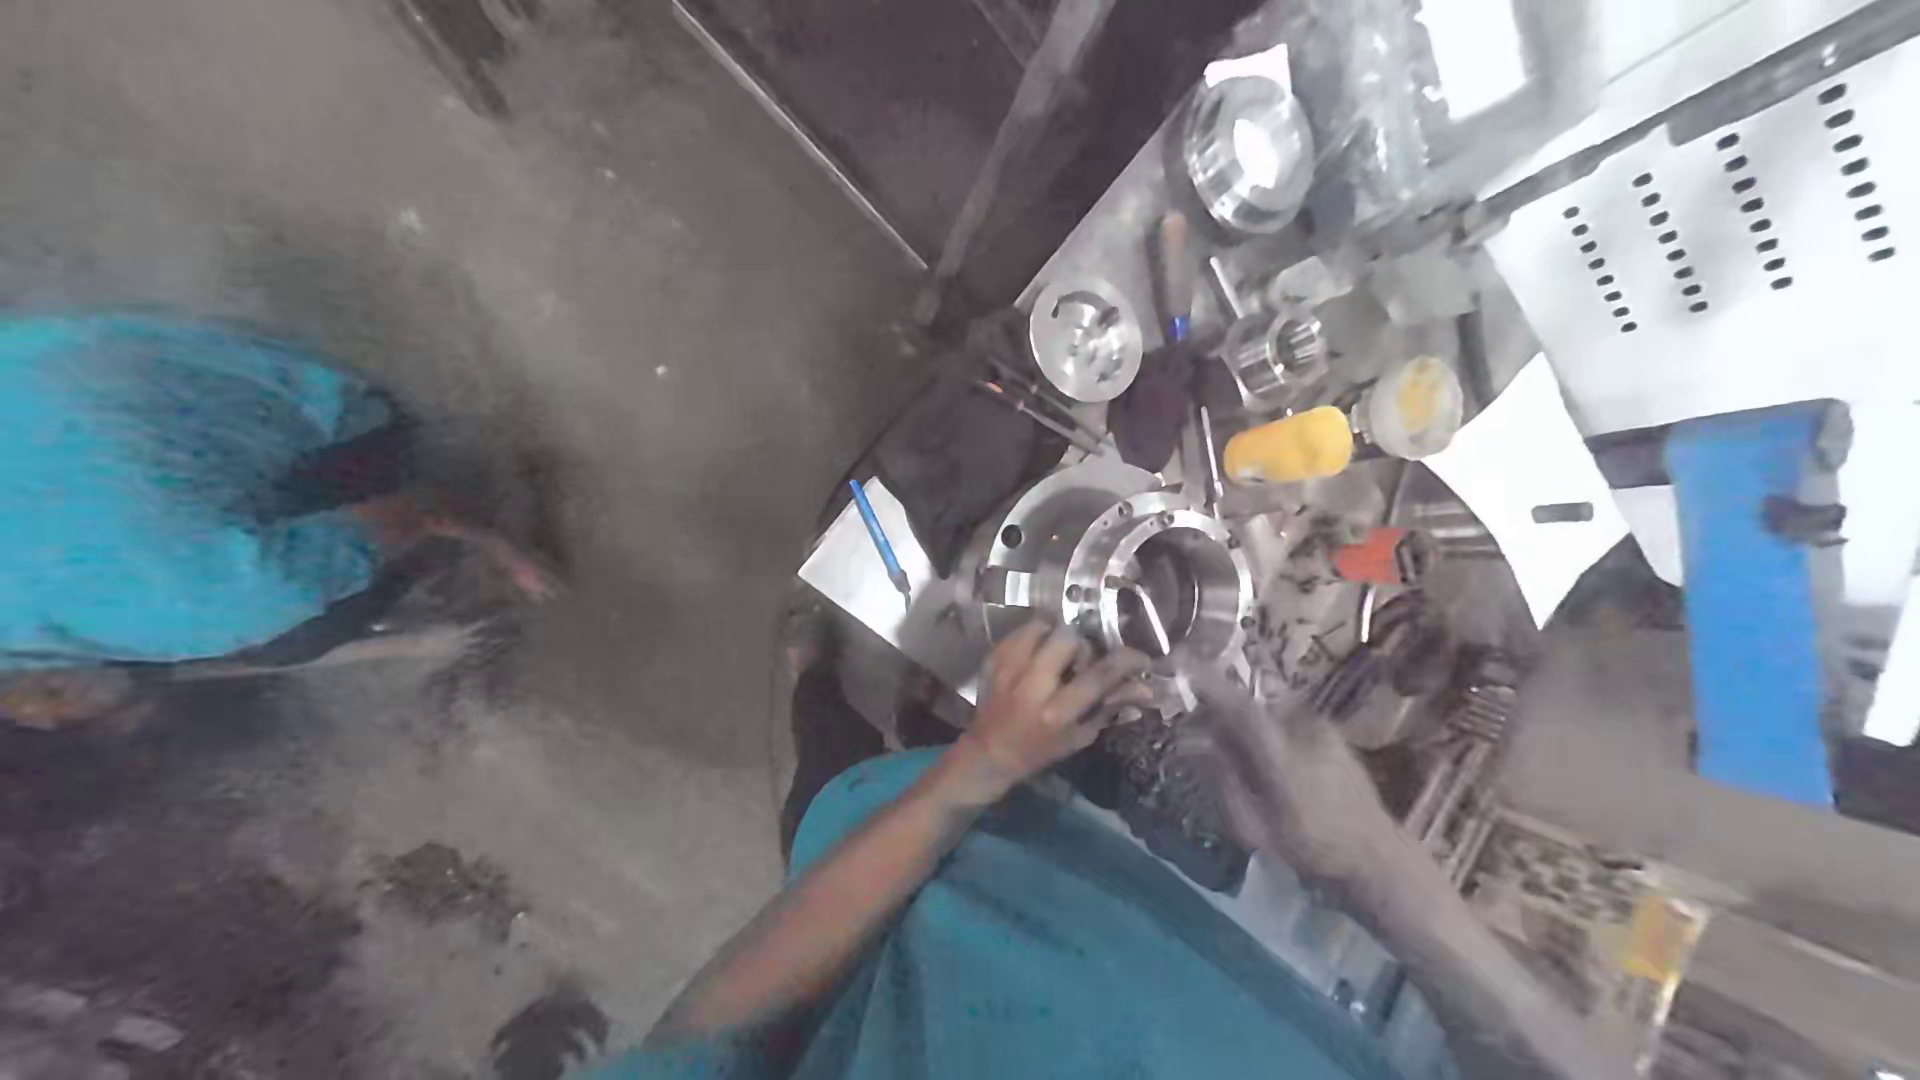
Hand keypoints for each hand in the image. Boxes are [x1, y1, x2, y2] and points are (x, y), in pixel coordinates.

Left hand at [942, 621, 1149, 804]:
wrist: (990, 752)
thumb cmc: (1040, 749)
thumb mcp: (1080, 736)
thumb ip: (1109, 707)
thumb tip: (1145, 687)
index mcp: (1057, 712)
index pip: (1100, 674)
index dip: (1127, 660)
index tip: (1139, 659)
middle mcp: (1032, 685)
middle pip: (1069, 638)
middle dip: (1082, 645)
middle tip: (1081, 660)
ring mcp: (1008, 668)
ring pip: (1041, 626)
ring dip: (1055, 635)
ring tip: (1056, 652)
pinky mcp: (993, 659)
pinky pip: (1020, 631)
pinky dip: (1034, 637)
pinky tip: (1036, 652)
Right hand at [1187, 665, 1402, 885]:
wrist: (1377, 855)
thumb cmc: (1311, 848)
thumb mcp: (1254, 830)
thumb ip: (1221, 780)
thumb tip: (1191, 738)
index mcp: (1286, 761)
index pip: (1241, 709)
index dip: (1210, 682)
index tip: (1180, 659)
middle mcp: (1305, 732)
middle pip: (1245, 707)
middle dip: (1215, 716)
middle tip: (1198, 740)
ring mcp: (1320, 726)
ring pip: (1261, 711)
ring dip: (1240, 726)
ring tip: (1239, 760)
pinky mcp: (1327, 727)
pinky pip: (1279, 716)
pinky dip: (1262, 729)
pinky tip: (1266, 761)